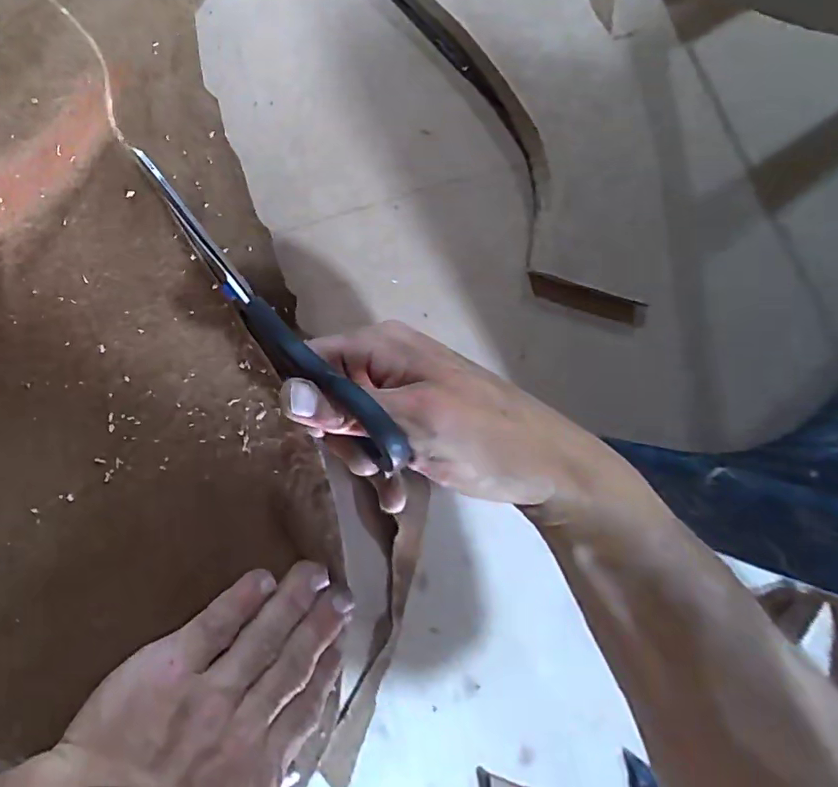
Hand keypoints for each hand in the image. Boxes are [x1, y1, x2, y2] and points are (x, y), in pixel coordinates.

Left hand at [1, 562, 349, 786]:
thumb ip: (264, 773)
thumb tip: (290, 747)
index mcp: (260, 768)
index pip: (307, 707)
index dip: (328, 669)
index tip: (340, 641)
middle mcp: (243, 727)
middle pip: (293, 665)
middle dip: (321, 626)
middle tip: (341, 594)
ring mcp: (209, 692)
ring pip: (263, 638)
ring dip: (293, 603)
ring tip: (314, 574)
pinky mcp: (170, 665)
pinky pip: (215, 625)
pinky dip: (241, 600)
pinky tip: (262, 579)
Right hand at [280, 321, 629, 520]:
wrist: (553, 471)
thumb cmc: (486, 436)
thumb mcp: (413, 422)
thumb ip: (348, 409)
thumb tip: (285, 393)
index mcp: (380, 344)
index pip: (315, 356)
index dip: (304, 394)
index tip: (311, 434)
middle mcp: (383, 362)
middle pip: (328, 395)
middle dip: (340, 435)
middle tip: (365, 462)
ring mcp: (397, 392)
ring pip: (348, 423)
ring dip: (361, 457)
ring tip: (388, 481)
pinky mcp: (408, 421)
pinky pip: (373, 439)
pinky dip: (379, 466)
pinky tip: (396, 492)